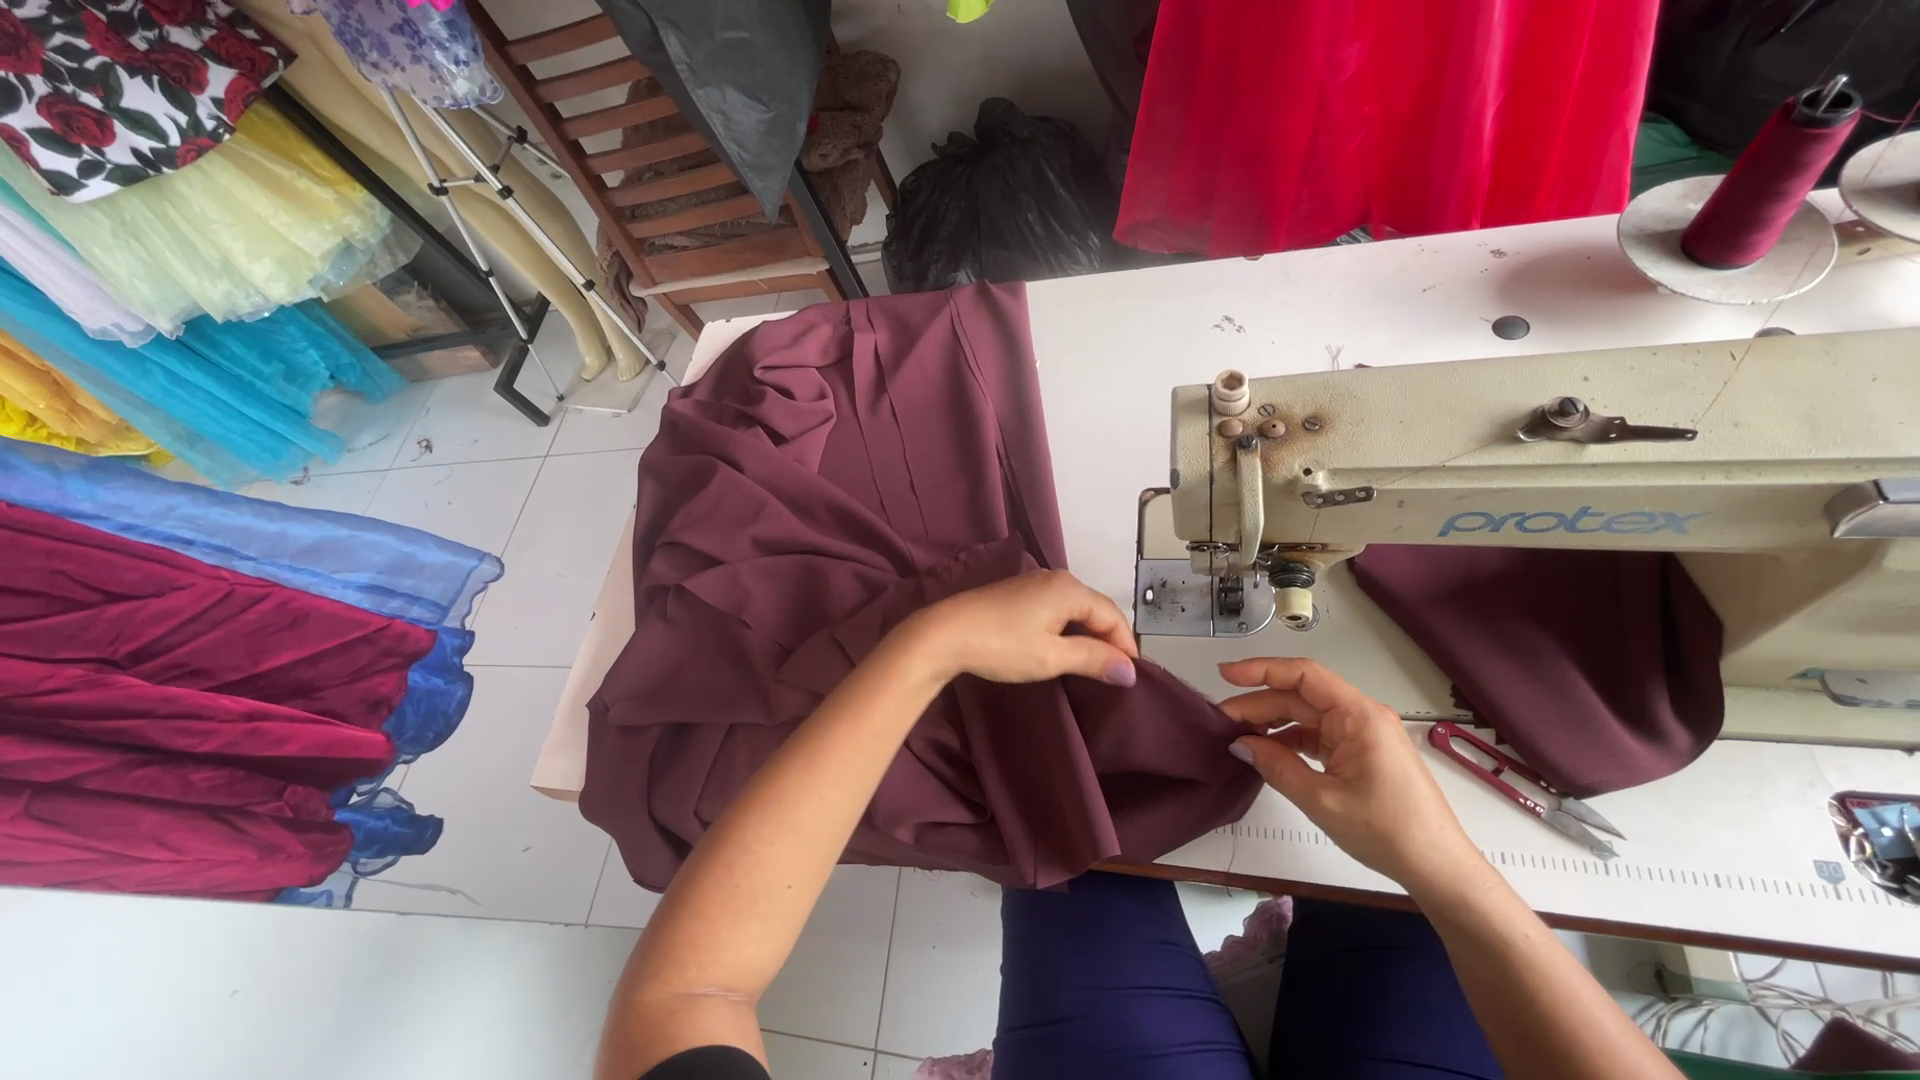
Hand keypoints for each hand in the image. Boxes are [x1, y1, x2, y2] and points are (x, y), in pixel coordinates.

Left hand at [904, 570, 1138, 686]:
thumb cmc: (1001, 645)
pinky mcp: (1016, 593)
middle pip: (1095, 608)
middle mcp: (1056, 579)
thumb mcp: (1051, 657)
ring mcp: (1034, 583)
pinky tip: (1062, 648)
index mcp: (1070, 589)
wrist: (943, 634)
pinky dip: (1067, 628)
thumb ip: (1093, 660)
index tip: (1131, 676)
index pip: (1112, 615)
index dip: (1125, 645)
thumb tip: (1129, 670)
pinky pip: (1055, 608)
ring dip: (1087, 634)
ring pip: (1075, 608)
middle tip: (1114, 673)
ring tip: (1092, 665)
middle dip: (1108, 639)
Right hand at [1219, 657, 1481, 893]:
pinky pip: (1316, 735)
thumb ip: (1276, 766)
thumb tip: (1240, 744)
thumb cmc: (1386, 831)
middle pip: (1300, 696)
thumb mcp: (1321, 800)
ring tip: (1236, 736)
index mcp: (1359, 716)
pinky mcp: (1359, 754)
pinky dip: (1288, 740)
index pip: (1303, 675)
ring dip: (1271, 722)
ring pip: (1305, 716)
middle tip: (1220, 720)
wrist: (1436, 866)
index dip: (1261, 669)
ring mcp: (1361, 735)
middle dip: (1258, 704)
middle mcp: (1361, 716)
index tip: (1226, 675)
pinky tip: (1265, 752)